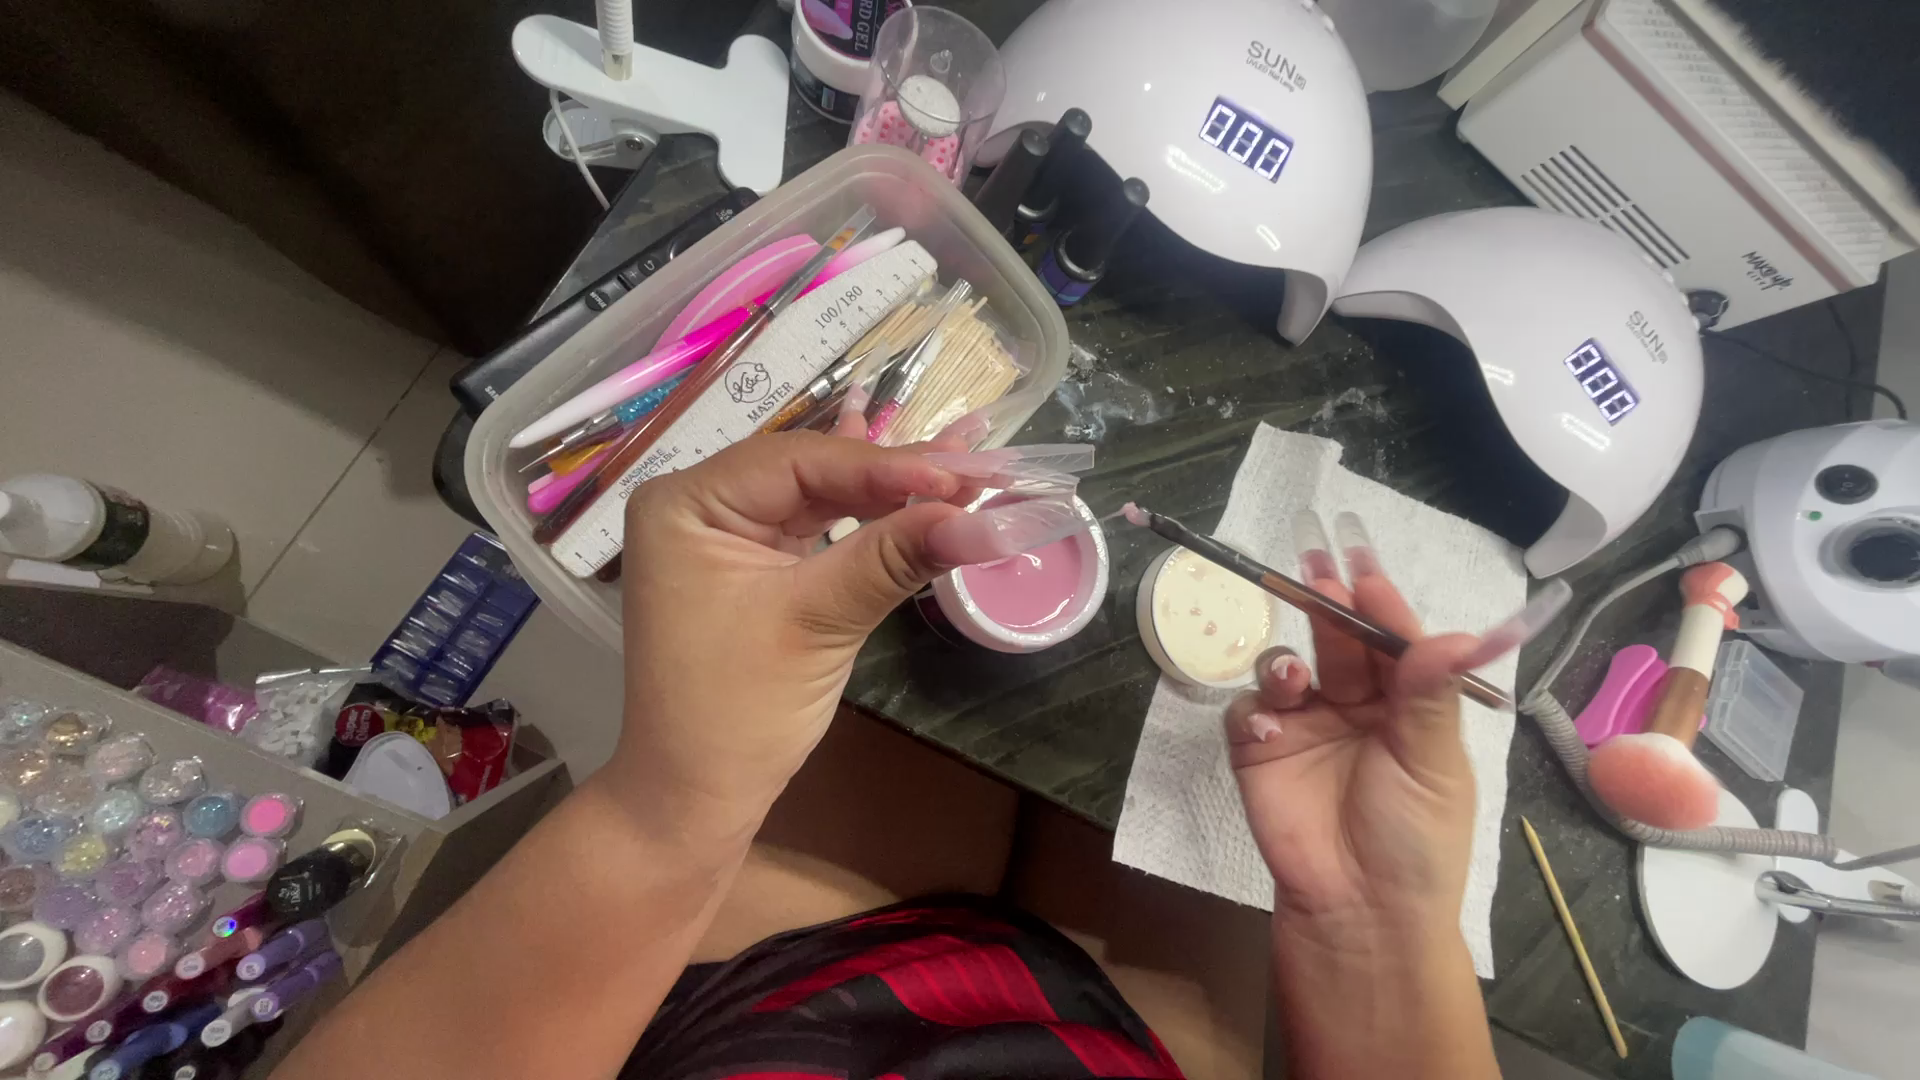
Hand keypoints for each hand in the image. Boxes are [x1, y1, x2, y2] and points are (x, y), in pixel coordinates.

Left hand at [607, 432, 1012, 845]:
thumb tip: (989, 522)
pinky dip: (870, 511)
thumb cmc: (740, 713)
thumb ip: (896, 559)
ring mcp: (729, 530)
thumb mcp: (819, 622)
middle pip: (814, 470)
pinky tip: (909, 477)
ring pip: (823, 491)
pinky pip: (819, 521)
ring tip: (961, 462)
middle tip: (977, 461)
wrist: (698, 794)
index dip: (884, 466)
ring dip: (891, 485)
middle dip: (896, 471)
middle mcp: (702, 502)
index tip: (960, 476)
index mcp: (687, 503)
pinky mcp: (757, 559)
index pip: (799, 462)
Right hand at [1225, 511, 1503, 933]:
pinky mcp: (1257, 748)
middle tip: (1313, 568)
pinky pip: (1247, 710)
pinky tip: (1268, 730)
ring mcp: (1301, 725)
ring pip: (1286, 667)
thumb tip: (1457, 632)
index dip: (1378, 603)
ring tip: (1293, 678)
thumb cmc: (1413, 838)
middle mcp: (1352, 706)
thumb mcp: (1434, 766)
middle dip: (1325, 604)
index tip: (1362, 565)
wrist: (1358, 908)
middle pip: (1334, 642)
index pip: (1390, 643)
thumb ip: (1429, 696)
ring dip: (1287, 662)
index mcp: (1404, 707)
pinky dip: (1254, 711)